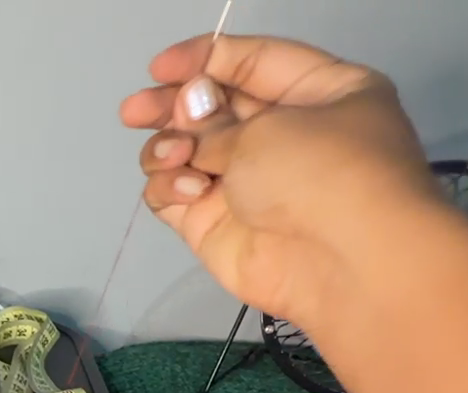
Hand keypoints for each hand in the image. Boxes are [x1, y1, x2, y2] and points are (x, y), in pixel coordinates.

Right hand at [121, 35, 438, 330]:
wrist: (334, 258)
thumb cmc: (322, 172)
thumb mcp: (269, 127)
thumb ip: (213, 122)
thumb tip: (185, 114)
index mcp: (316, 92)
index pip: (252, 62)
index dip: (205, 58)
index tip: (160, 67)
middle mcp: (278, 133)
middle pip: (209, 109)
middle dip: (169, 107)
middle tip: (133, 111)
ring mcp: (240, 180)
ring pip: (182, 152)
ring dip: (168, 150)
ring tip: (174, 158)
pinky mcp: (210, 221)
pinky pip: (172, 194)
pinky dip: (170, 188)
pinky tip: (189, 192)